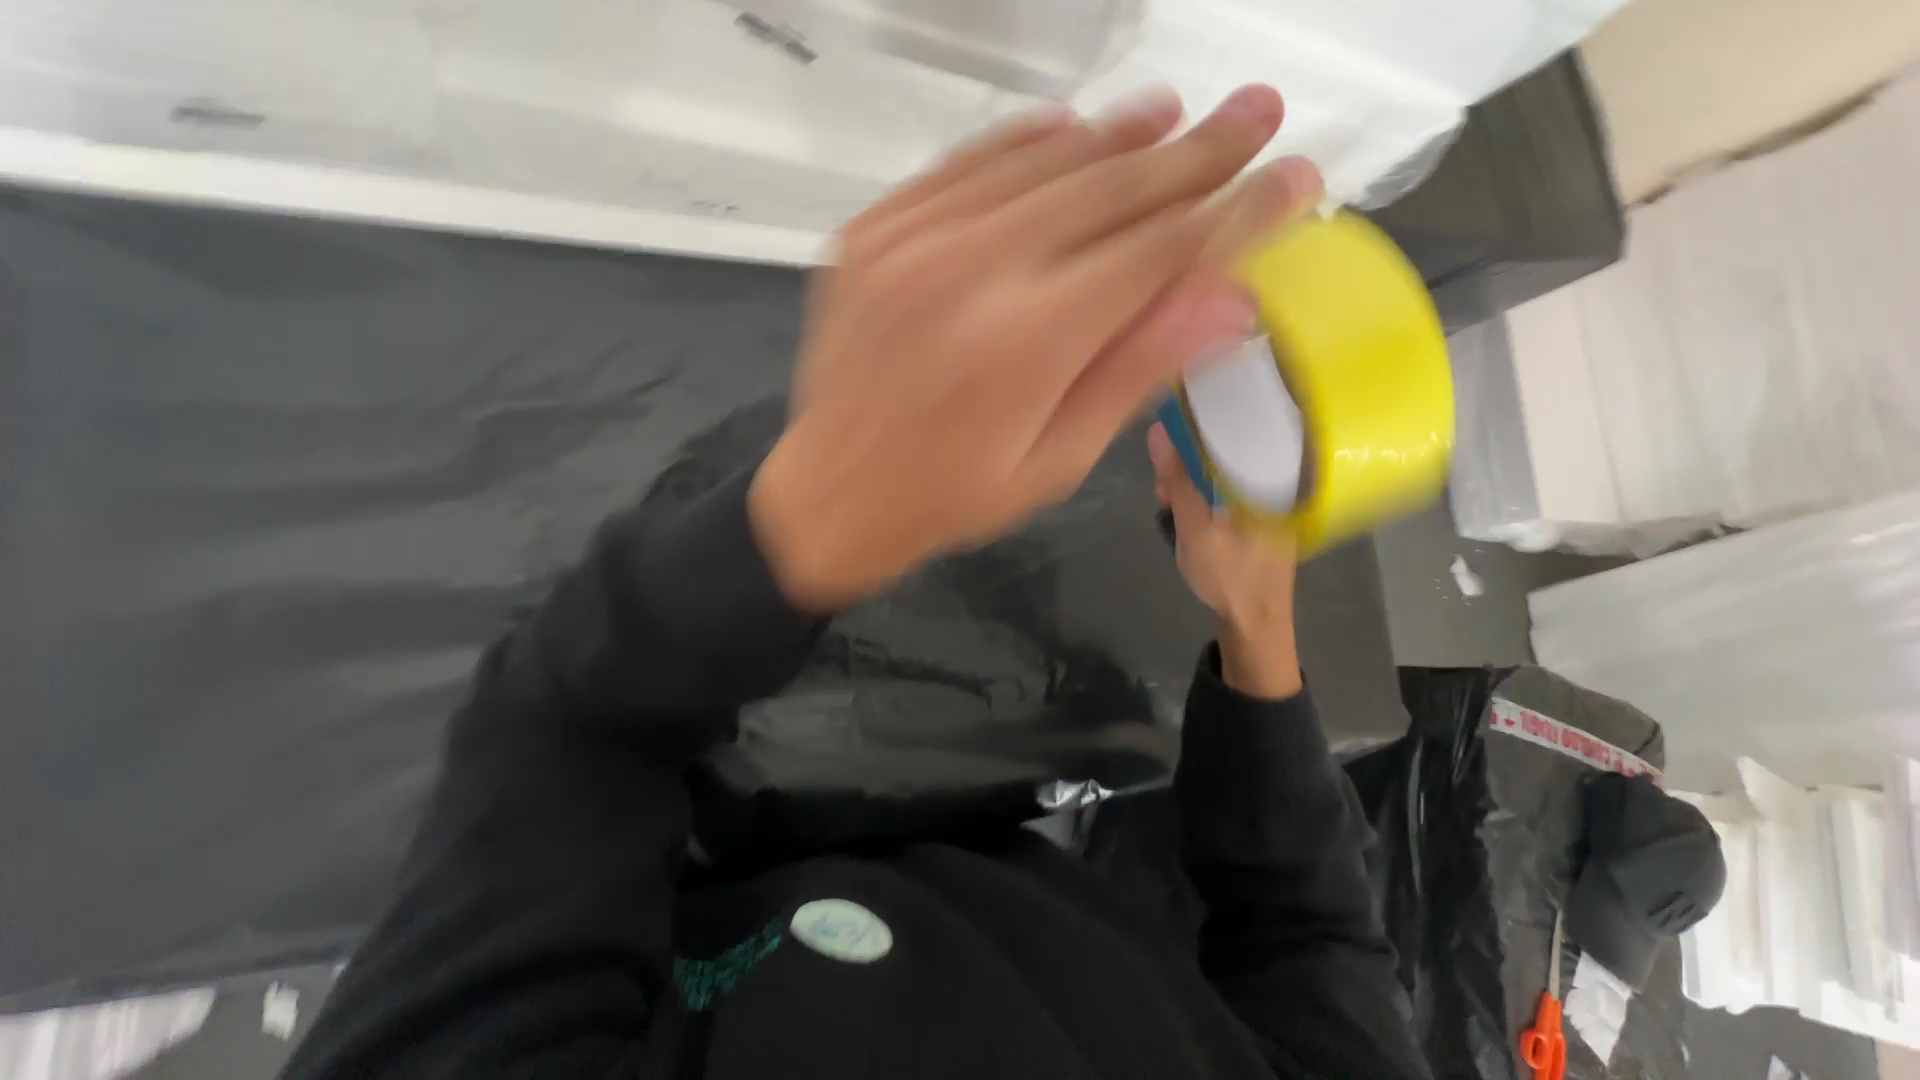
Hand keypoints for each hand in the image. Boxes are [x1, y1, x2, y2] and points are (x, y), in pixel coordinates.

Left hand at [749, 85, 1324, 611]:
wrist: (831, 494)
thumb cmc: (951, 496)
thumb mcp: (1056, 460)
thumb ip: (1137, 370)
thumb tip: (1232, 299)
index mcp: (1025, 344)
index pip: (1158, 253)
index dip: (1236, 212)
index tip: (1294, 177)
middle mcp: (968, 274)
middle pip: (1108, 190)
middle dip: (1195, 152)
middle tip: (1258, 113)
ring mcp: (912, 242)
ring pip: (1040, 164)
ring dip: (1117, 135)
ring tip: (1177, 113)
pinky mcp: (874, 232)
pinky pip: (964, 165)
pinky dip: (1024, 141)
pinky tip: (1071, 126)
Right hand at [1148, 422, 1302, 699]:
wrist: (1256, 626)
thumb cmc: (1230, 577)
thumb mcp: (1195, 528)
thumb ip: (1177, 480)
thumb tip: (1157, 431)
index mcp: (1276, 479)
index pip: (1248, 425)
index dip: (1211, 418)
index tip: (1178, 416)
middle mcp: (1281, 483)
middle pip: (1236, 449)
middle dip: (1194, 456)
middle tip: (1162, 479)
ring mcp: (1274, 502)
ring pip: (1231, 470)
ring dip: (1196, 477)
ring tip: (1166, 498)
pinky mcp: (1263, 518)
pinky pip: (1233, 489)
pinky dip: (1208, 492)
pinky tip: (1183, 507)